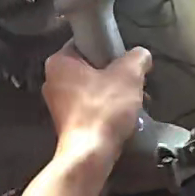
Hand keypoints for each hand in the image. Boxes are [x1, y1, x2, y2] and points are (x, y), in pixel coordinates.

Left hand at [43, 43, 149, 166]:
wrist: (90, 154)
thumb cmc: (104, 109)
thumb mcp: (129, 75)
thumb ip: (138, 58)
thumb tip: (142, 55)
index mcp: (59, 62)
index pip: (85, 42)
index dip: (108, 47)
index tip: (125, 59)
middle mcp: (52, 81)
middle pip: (91, 67)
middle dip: (115, 74)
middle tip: (133, 82)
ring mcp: (58, 105)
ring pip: (93, 89)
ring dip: (114, 94)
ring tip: (134, 102)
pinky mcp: (68, 123)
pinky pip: (91, 108)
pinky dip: (107, 110)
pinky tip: (124, 118)